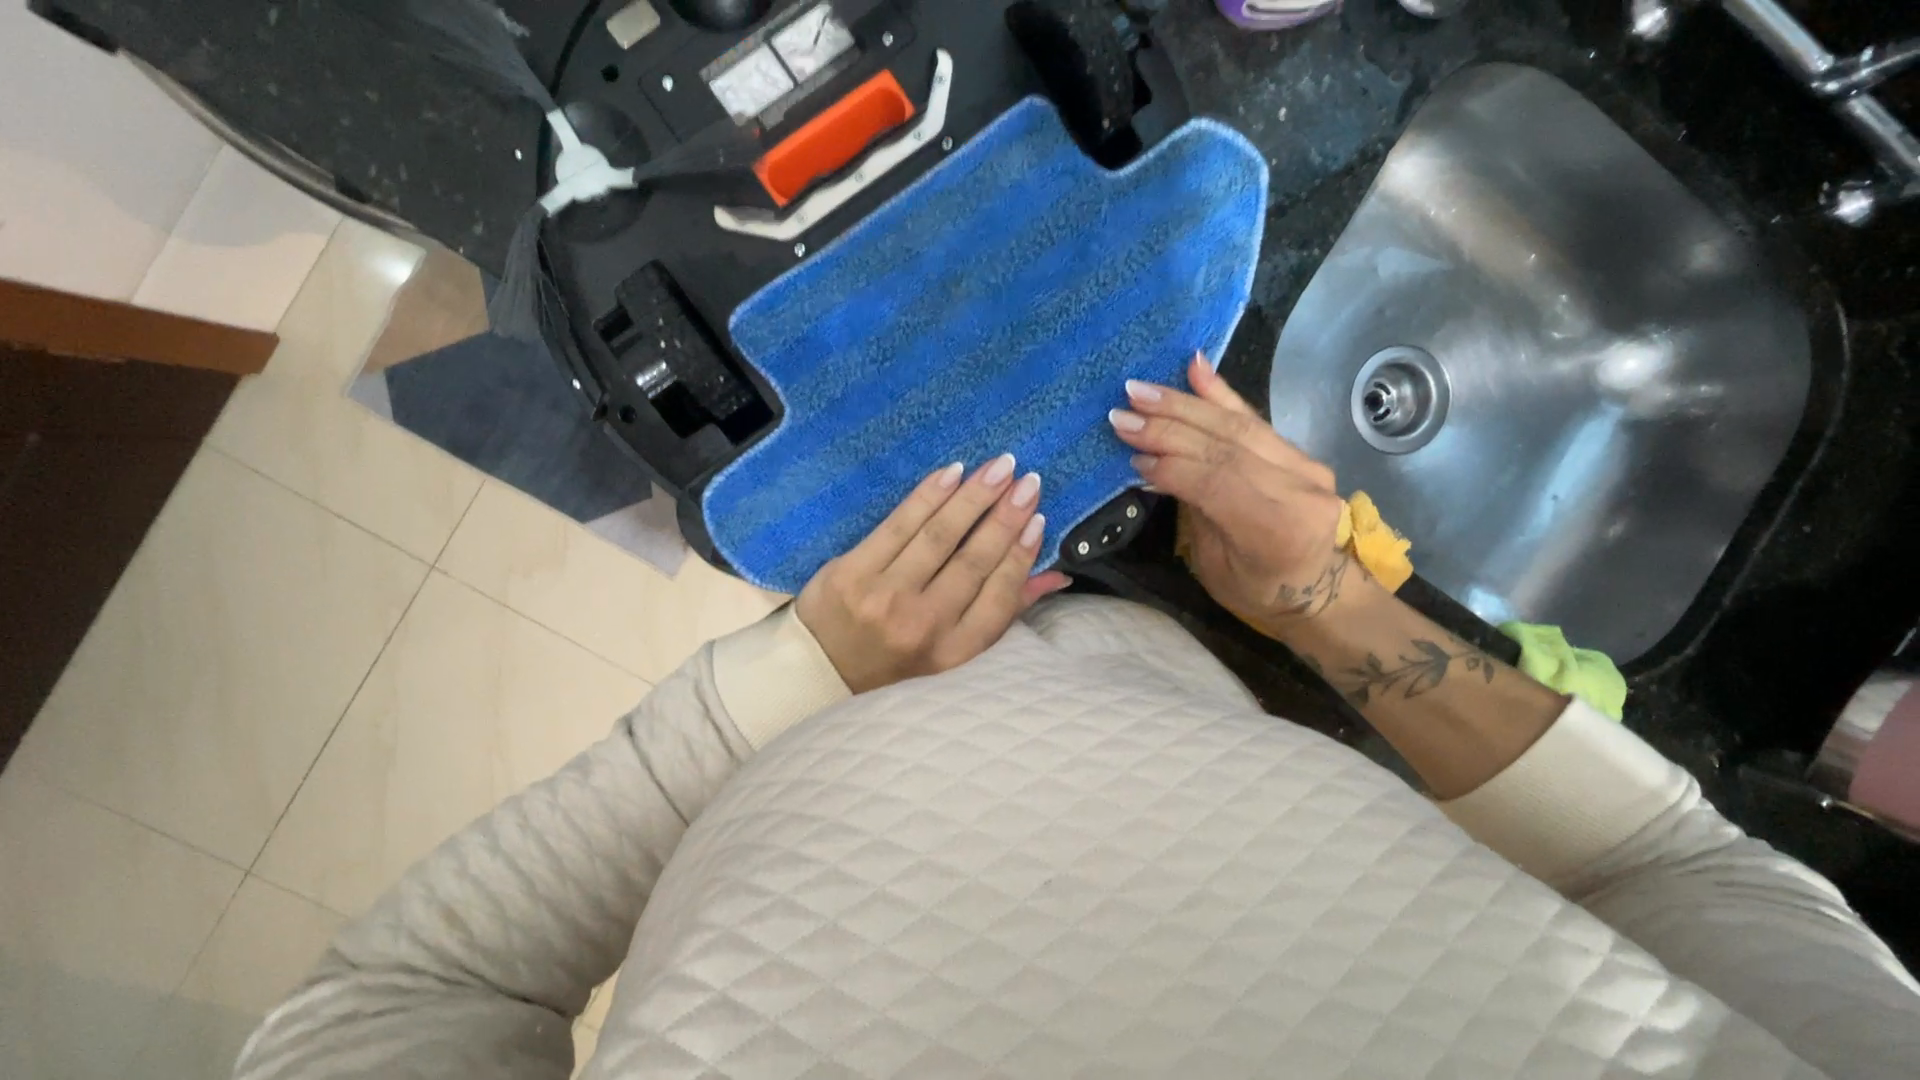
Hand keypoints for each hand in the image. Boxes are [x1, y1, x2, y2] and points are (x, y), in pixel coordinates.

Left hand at [795, 455, 1071, 692]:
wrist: (820, 668)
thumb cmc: (895, 657)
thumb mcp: (952, 650)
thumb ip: (1003, 611)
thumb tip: (1055, 576)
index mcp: (953, 650)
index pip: (1000, 595)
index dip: (1022, 554)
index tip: (1038, 517)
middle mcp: (922, 626)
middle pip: (973, 560)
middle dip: (1005, 516)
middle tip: (1027, 480)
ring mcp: (885, 598)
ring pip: (939, 536)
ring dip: (974, 497)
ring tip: (999, 467)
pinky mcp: (853, 573)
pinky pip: (899, 525)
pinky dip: (928, 496)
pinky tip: (952, 474)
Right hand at [1109, 352, 1351, 634]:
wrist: (1319, 589)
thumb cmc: (1258, 591)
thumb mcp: (1216, 566)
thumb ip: (1196, 511)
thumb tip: (1155, 467)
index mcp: (1277, 530)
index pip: (1217, 482)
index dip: (1171, 464)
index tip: (1131, 453)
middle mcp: (1299, 489)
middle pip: (1225, 446)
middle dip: (1169, 425)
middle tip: (1124, 412)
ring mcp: (1304, 467)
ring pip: (1237, 425)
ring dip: (1184, 403)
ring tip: (1141, 389)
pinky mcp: (1299, 453)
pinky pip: (1255, 419)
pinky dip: (1222, 393)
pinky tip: (1195, 367)